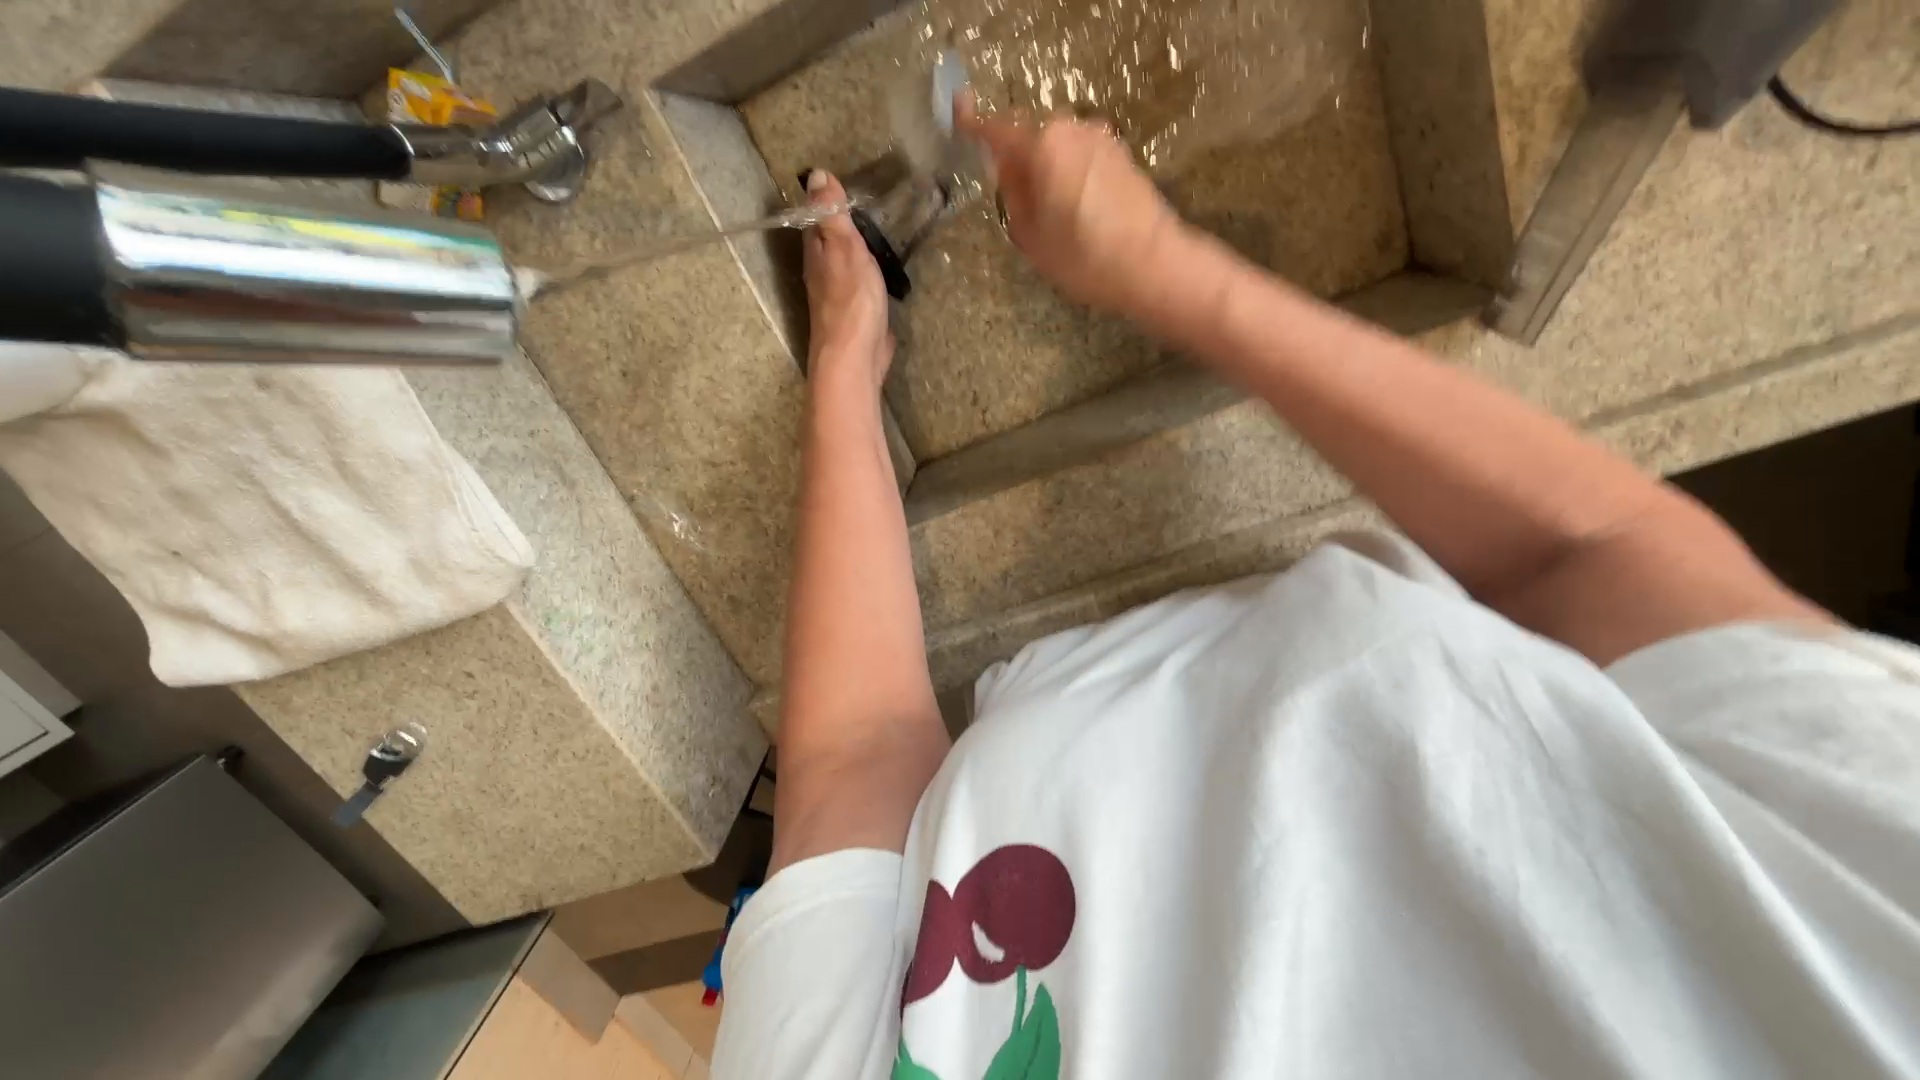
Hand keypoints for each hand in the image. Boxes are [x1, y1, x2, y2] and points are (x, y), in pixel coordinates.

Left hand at [802, 170, 893, 391]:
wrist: (855, 359)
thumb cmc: (850, 301)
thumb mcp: (844, 249)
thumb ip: (832, 215)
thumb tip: (816, 174)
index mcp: (817, 255)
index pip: (816, 220)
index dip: (827, 204)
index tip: (847, 185)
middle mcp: (823, 275)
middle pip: (831, 245)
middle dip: (845, 229)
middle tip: (871, 207)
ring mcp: (840, 299)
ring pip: (848, 267)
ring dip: (860, 254)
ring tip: (882, 236)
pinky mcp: (859, 319)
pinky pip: (864, 290)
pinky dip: (872, 279)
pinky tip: (885, 276)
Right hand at [956, 96, 1182, 314]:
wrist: (1152, 265)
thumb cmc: (1083, 257)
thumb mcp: (1030, 235)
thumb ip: (1011, 194)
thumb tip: (1006, 170)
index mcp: (1042, 145)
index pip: (998, 129)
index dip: (975, 125)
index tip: (961, 119)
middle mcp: (1072, 129)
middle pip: (1031, 137)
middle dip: (1020, 160)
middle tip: (1017, 203)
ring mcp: (1101, 139)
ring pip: (1059, 148)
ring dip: (1048, 169)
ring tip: (1052, 215)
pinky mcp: (1122, 155)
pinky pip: (1081, 158)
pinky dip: (1070, 174)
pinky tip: (1077, 212)